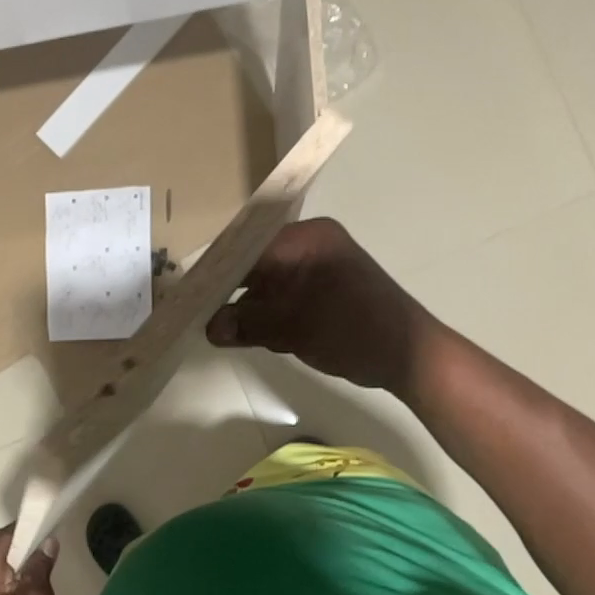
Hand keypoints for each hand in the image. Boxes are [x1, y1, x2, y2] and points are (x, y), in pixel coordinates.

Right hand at [205, 218, 427, 391]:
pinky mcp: (319, 292)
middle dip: (224, 289)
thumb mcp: (294, 329)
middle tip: (192, 314)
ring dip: (243, 305)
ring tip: (211, 327)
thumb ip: (249, 324)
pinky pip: (280, 296)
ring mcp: (315, 269)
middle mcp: (309, 246)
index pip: (245, 247)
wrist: (409, 356)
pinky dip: (263, 314)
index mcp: (306, 239)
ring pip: (264, 282)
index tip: (185, 297)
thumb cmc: (355, 331)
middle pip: (252, 263)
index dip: (213, 272)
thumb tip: (209, 328)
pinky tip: (243, 333)